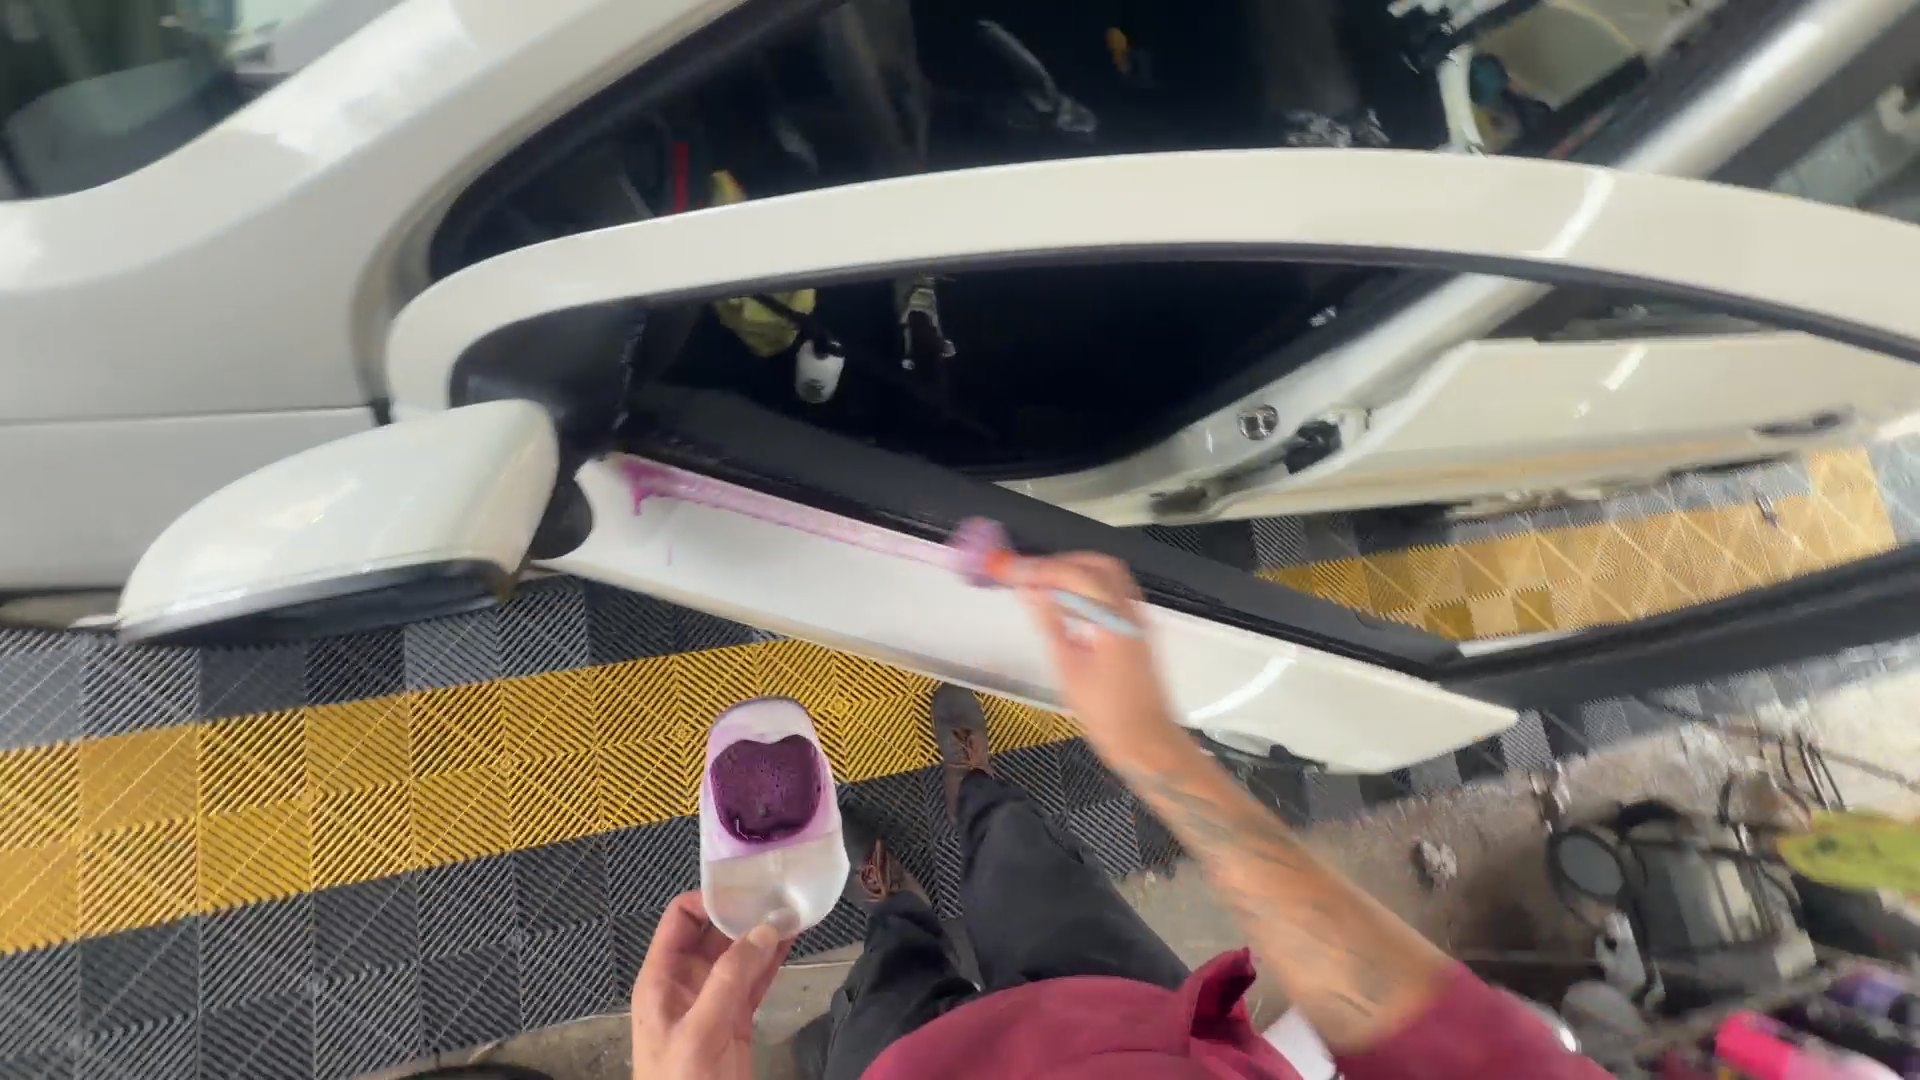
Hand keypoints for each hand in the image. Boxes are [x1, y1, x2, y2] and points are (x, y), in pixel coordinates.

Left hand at [631, 892, 792, 1079]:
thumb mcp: (699, 1032)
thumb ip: (729, 978)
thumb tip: (764, 928)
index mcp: (662, 978)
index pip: (681, 918)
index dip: (710, 898)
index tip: (748, 886)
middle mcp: (686, 981)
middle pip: (715, 930)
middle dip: (745, 910)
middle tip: (780, 889)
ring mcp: (713, 1000)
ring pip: (740, 951)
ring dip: (765, 930)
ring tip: (795, 906)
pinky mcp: (736, 1018)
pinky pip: (756, 976)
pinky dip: (775, 956)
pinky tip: (795, 937)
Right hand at [1017, 553, 1182, 759]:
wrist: (1148, 743)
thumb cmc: (1106, 714)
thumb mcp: (1069, 669)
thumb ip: (1050, 623)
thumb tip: (1030, 592)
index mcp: (1113, 620)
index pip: (1075, 575)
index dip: (1040, 569)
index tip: (1012, 571)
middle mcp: (1131, 611)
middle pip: (1098, 565)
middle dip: (1061, 564)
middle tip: (1031, 577)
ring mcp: (1140, 620)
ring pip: (1109, 577)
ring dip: (1076, 574)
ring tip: (1043, 590)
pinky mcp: (1140, 631)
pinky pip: (1114, 595)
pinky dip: (1089, 590)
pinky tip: (1067, 608)